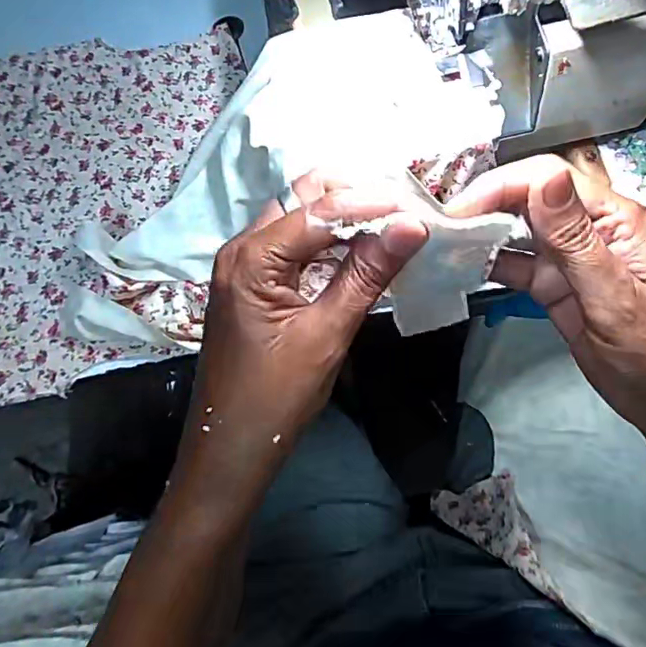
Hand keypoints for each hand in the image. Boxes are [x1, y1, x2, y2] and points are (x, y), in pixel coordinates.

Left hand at [168, 172, 428, 523]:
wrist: (229, 449)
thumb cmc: (275, 398)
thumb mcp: (327, 334)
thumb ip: (367, 274)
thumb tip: (411, 225)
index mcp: (252, 257)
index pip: (318, 210)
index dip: (369, 204)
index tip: (416, 207)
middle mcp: (241, 247)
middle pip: (301, 198)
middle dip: (353, 197)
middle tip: (402, 212)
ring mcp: (243, 262)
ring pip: (297, 216)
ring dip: (342, 216)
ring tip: (390, 225)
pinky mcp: (252, 279)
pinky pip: (293, 242)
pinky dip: (327, 239)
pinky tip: (360, 248)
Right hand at [446, 156, 645, 427]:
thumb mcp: (617, 299)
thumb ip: (576, 240)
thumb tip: (546, 178)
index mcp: (617, 221)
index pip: (552, 180)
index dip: (504, 186)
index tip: (463, 208)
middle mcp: (590, 230)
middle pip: (530, 198)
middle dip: (485, 204)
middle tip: (441, 223)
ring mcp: (570, 258)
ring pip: (518, 229)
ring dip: (481, 231)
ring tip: (441, 240)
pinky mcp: (555, 283)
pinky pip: (516, 263)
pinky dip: (488, 262)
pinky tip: (460, 264)